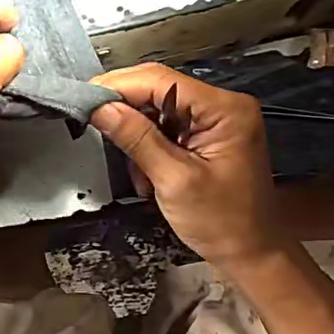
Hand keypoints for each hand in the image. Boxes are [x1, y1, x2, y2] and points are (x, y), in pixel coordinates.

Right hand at [89, 63, 288, 268]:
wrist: (251, 253)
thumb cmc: (223, 222)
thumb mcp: (173, 179)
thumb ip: (136, 138)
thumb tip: (100, 108)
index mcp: (224, 109)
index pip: (159, 80)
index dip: (116, 86)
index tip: (83, 100)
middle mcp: (221, 105)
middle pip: (155, 87)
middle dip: (122, 107)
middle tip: (90, 122)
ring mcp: (212, 120)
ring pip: (153, 107)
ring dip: (133, 133)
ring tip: (136, 170)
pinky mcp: (202, 134)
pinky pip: (161, 125)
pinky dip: (145, 146)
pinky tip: (147, 174)